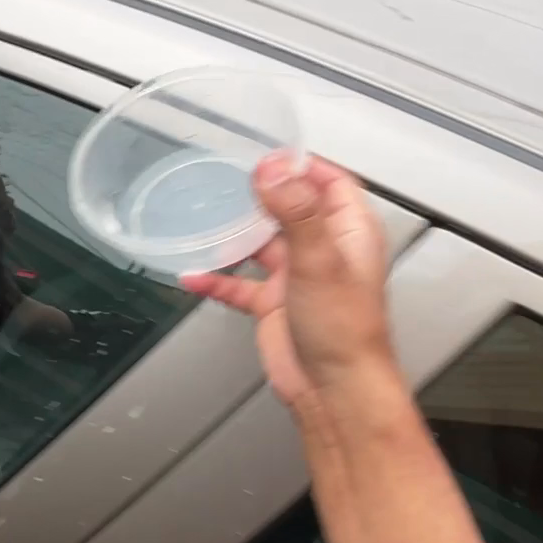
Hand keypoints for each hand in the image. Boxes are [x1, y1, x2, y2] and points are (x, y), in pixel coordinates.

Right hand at [182, 153, 392, 411]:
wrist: (331, 388)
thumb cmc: (344, 331)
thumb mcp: (318, 261)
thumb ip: (297, 212)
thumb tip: (274, 170)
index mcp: (348, 233)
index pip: (330, 182)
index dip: (301, 165)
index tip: (267, 154)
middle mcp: (323, 251)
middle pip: (290, 209)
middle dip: (261, 194)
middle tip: (229, 180)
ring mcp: (296, 278)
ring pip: (260, 244)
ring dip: (233, 235)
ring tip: (204, 220)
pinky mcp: (272, 304)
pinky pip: (237, 284)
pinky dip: (215, 279)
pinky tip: (194, 276)